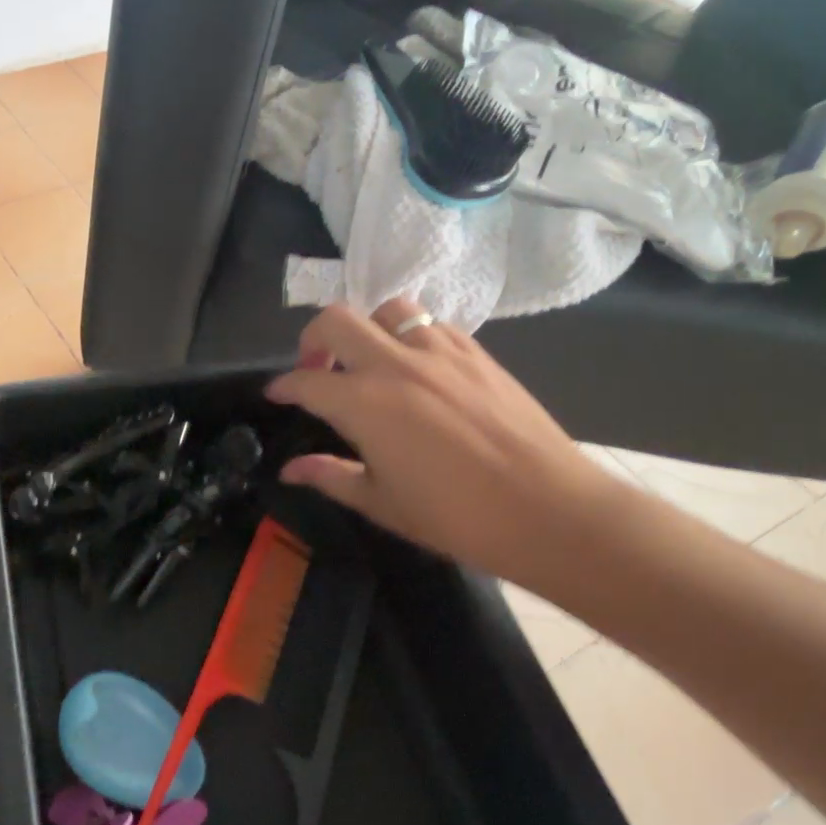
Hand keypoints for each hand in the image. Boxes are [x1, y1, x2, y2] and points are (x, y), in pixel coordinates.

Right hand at [264, 299, 636, 583]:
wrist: (549, 511)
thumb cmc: (455, 516)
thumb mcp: (381, 502)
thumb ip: (330, 476)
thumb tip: (290, 469)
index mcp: (363, 404)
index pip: (305, 381)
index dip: (283, 387)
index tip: (276, 394)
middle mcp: (395, 365)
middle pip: (336, 320)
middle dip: (313, 338)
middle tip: (316, 368)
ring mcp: (440, 353)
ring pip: (388, 309)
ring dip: (367, 327)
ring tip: (369, 359)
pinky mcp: (477, 354)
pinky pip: (432, 324)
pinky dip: (410, 335)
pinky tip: (415, 367)